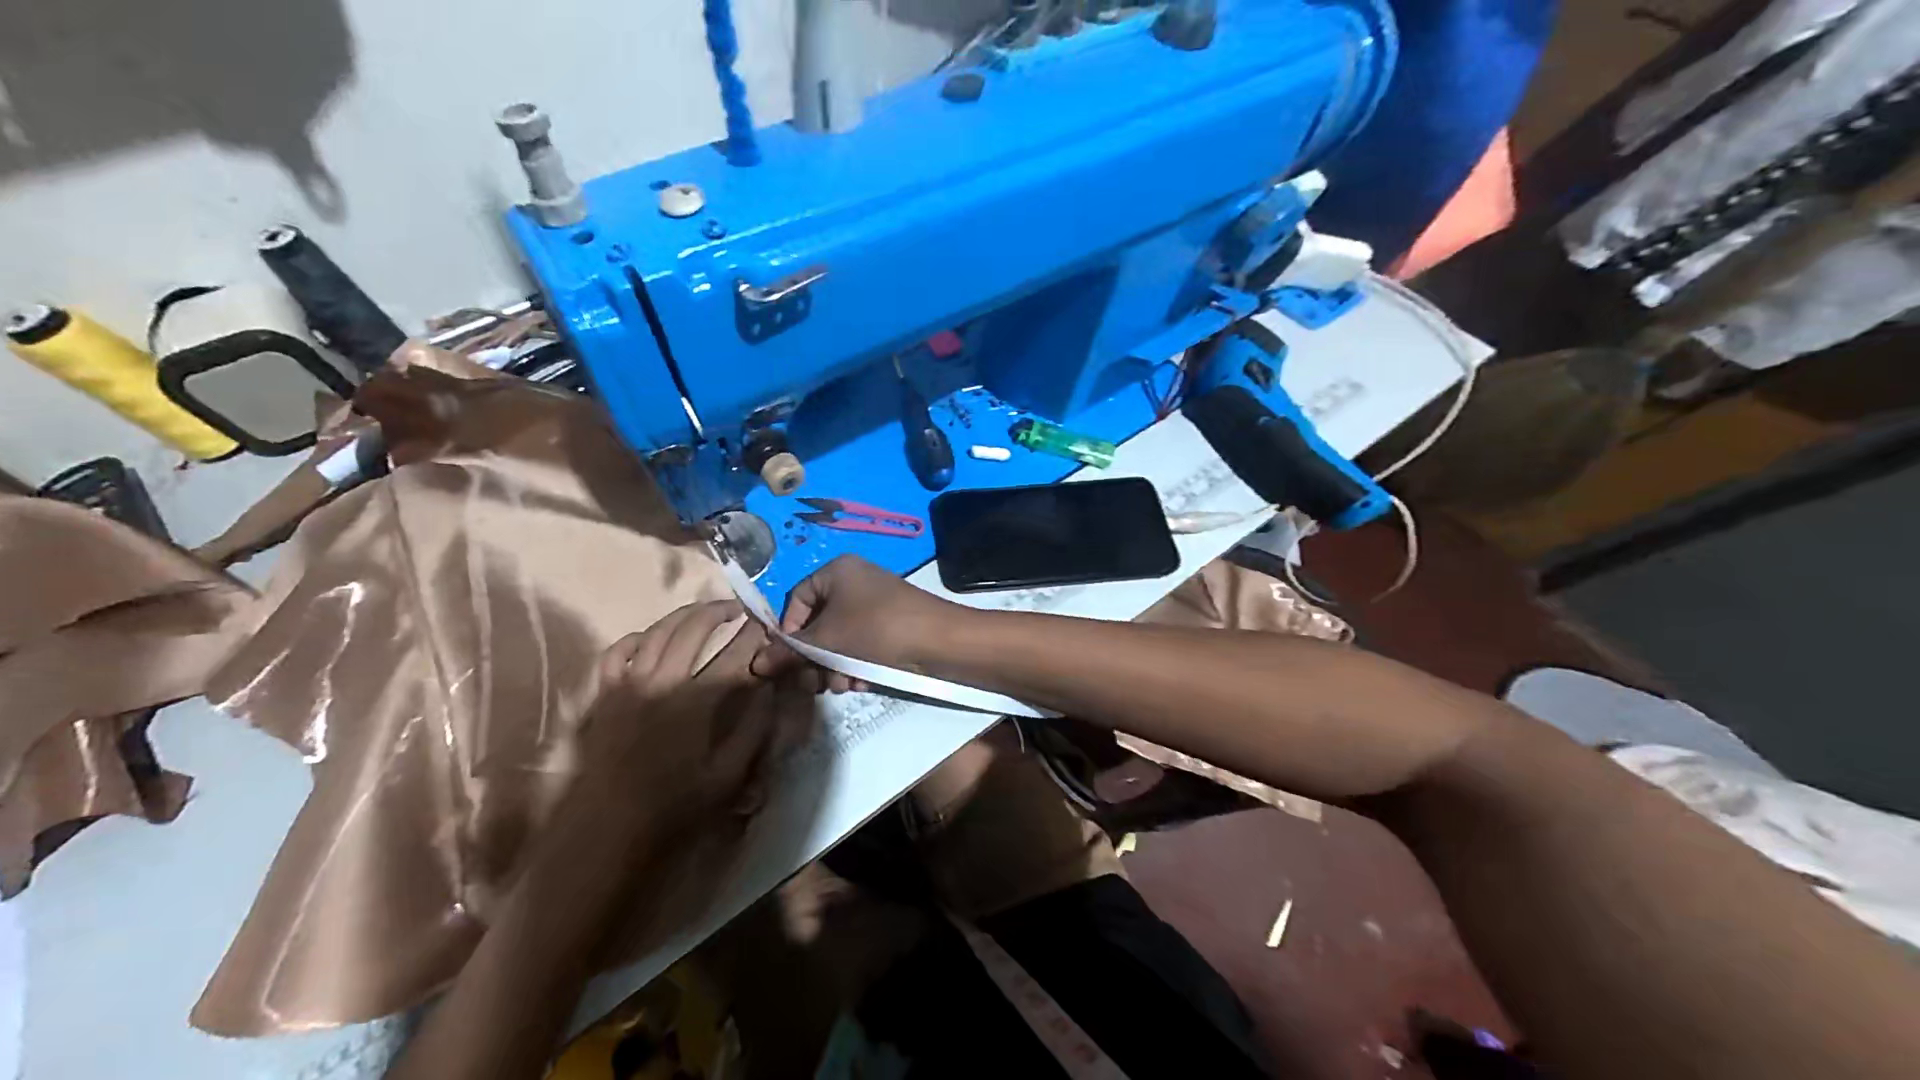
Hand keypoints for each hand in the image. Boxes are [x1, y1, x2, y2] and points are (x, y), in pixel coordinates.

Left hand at [577, 600, 810, 840]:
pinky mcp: (603, 694)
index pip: (736, 653)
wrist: (606, 832)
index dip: (757, 635)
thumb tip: (770, 690)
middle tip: (741, 610)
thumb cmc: (674, 807)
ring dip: (686, 615)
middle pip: (696, 628)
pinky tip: (651, 638)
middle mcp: (663, 680)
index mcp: (698, 700)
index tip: (770, 627)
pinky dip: (638, 637)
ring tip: (706, 613)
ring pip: (658, 631)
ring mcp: (628, 683)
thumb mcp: (728, 776)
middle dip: (722, 612)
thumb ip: (754, 729)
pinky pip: (618, 651)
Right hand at [750, 555, 969, 691]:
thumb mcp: (828, 642)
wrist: (940, 642)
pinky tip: (861, 684)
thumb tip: (754, 664)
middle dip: (815, 658)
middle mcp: (854, 581)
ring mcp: (875, 603)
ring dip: (835, 667)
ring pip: (838, 639)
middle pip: (817, 623)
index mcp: (836, 571)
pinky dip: (856, 665)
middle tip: (818, 684)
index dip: (789, 634)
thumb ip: (790, 652)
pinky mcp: (891, 625)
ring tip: (845, 686)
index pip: (795, 601)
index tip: (791, 662)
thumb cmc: (876, 631)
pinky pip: (860, 645)